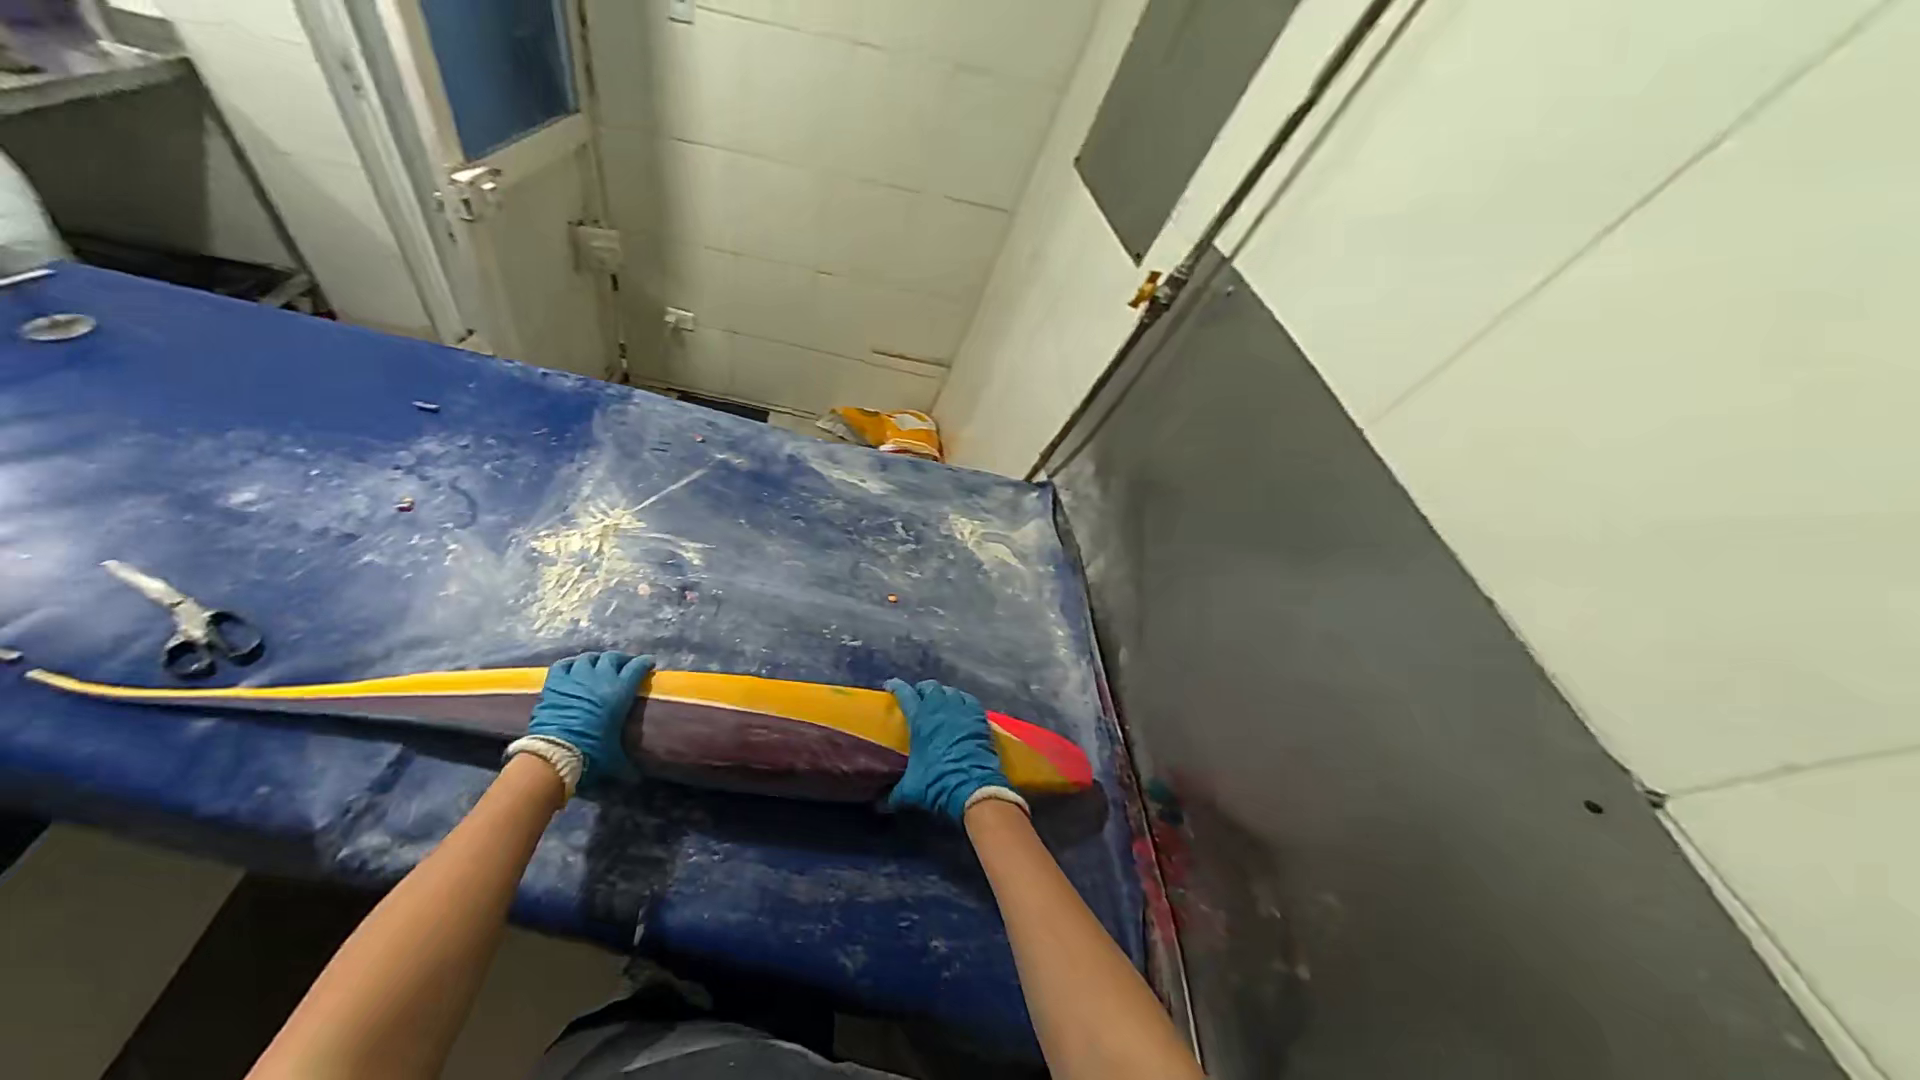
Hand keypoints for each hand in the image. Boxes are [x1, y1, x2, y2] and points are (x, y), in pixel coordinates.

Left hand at [528, 652, 652, 786]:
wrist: (554, 753)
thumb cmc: (591, 752)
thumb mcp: (615, 757)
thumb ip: (627, 764)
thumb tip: (638, 780)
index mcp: (620, 691)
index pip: (637, 667)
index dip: (644, 663)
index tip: (649, 663)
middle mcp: (600, 678)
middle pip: (613, 658)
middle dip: (621, 659)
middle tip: (624, 664)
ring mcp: (576, 678)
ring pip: (589, 658)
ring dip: (596, 660)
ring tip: (598, 665)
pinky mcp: (555, 682)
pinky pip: (564, 664)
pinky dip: (571, 664)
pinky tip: (574, 667)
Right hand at [885, 678, 1010, 820]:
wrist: (973, 786)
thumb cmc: (937, 783)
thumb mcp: (911, 790)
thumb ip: (894, 794)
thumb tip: (880, 805)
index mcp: (920, 719)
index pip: (905, 694)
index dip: (896, 687)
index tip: (890, 685)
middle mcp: (940, 709)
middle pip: (930, 687)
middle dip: (922, 689)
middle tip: (918, 697)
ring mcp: (961, 711)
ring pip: (950, 691)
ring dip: (943, 694)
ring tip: (940, 701)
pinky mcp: (979, 717)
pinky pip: (969, 700)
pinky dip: (962, 700)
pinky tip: (961, 707)